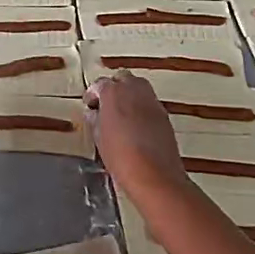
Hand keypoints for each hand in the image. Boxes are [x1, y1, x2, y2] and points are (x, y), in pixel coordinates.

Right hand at [84, 72, 187, 197]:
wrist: (154, 175)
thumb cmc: (122, 157)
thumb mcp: (99, 138)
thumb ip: (95, 120)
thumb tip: (94, 114)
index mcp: (114, 93)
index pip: (100, 84)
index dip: (93, 94)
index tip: (90, 105)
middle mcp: (135, 90)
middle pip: (122, 78)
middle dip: (113, 88)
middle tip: (105, 105)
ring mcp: (152, 101)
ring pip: (138, 87)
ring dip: (128, 95)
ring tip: (120, 114)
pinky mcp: (164, 114)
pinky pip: (149, 102)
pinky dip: (141, 107)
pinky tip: (135, 125)